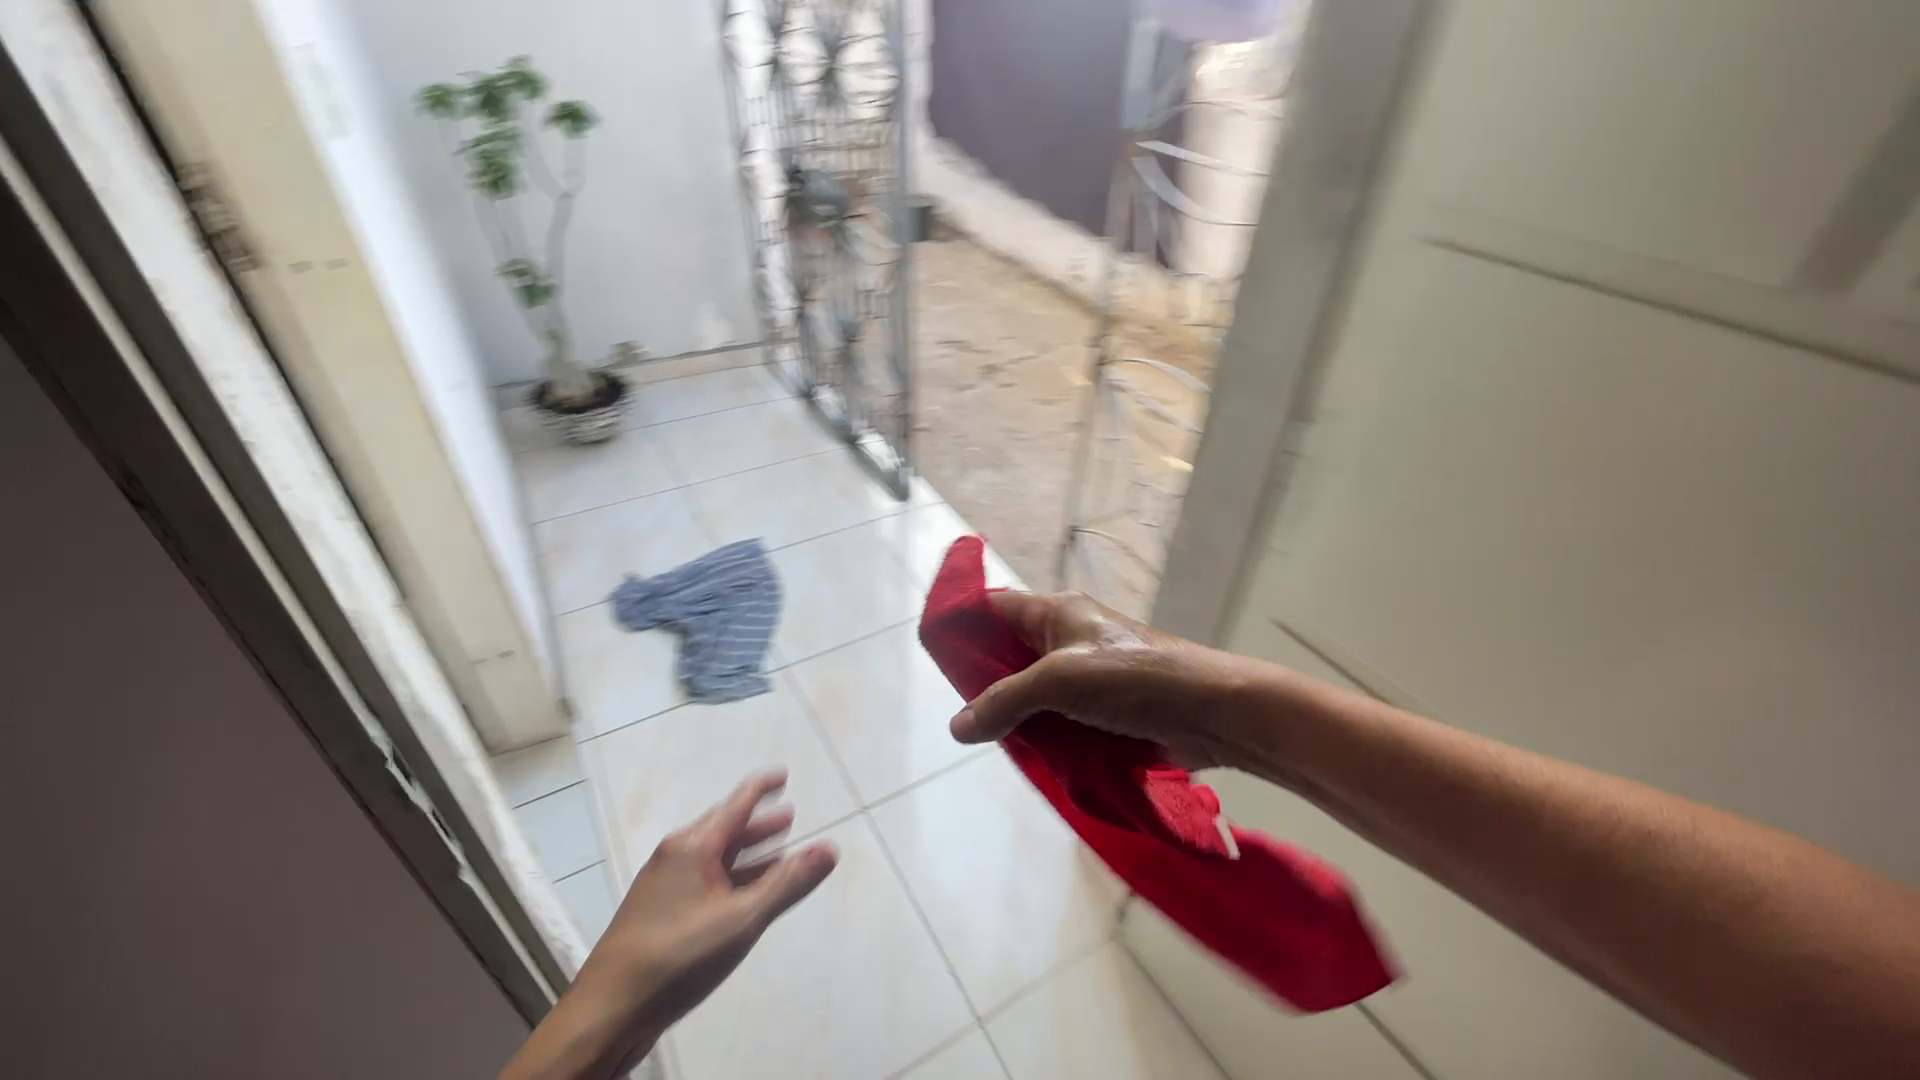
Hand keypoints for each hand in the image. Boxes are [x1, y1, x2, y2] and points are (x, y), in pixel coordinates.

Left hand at [500, 770, 836, 1079]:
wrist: (607, 1013)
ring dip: (746, 852)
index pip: (736, 804)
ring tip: (776, 850)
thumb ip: (788, 883)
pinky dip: (730, 877)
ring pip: (714, 857)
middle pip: (723, 828)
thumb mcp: (742, 920)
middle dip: (758, 823)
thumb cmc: (677, 958)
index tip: (783, 774)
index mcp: (692, 847)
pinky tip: (742, 895)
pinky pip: (703, 880)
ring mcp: (663, 886)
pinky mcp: (658, 914)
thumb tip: (830, 848)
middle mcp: (675, 857)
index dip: (762, 788)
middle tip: (789, 817)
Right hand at [948, 590, 1256, 770]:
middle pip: (1009, 654)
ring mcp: (1086, 675)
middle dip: (986, 683)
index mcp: (1056, 612)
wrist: (1209, 712)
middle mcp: (1067, 637)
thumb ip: (1005, 701)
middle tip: (962, 713)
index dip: (964, 624)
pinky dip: (1042, 734)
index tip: (936, 656)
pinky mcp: (1102, 709)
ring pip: (1032, 692)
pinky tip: (1027, 754)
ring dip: (1016, 715)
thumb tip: (957, 727)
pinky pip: (1058, 718)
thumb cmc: (1133, 678)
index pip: (995, 607)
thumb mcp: (1060, 680)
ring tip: (991, 740)